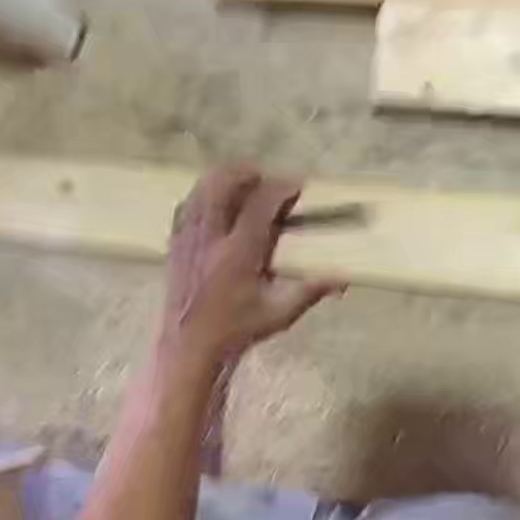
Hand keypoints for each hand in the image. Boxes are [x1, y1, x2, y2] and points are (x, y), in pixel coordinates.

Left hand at [159, 164, 344, 363]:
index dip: (281, 188)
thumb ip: (310, 290)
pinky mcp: (175, 243)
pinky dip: (205, 195)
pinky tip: (217, 204)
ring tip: (245, 186)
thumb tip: (344, 278)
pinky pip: (188, 205)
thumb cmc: (237, 330)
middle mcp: (210, 237)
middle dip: (248, 173)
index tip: (298, 185)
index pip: (260, 204)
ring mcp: (188, 237)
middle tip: (269, 180)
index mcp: (238, 252)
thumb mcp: (279, 313)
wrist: (189, 346)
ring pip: (202, 189)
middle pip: (222, 183)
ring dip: (225, 180)